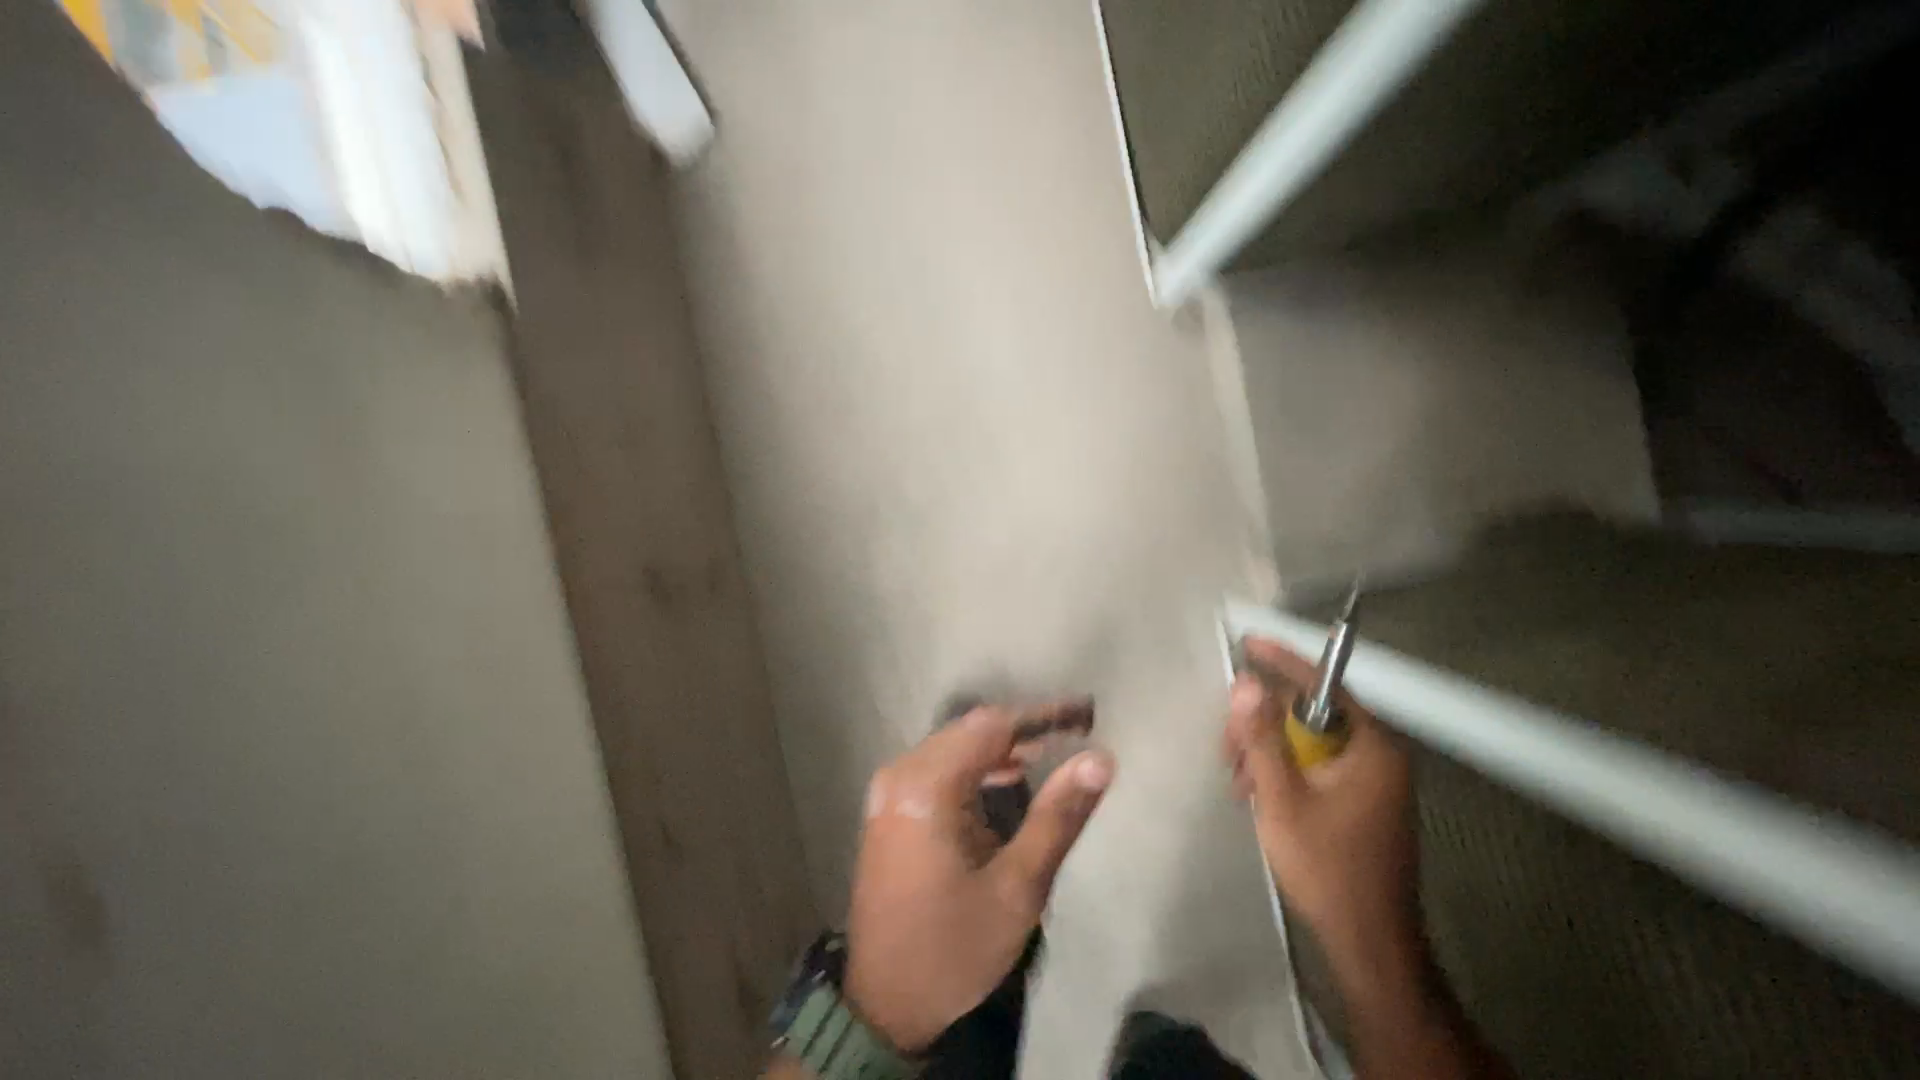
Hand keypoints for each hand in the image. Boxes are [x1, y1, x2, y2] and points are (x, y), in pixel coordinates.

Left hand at [844, 703, 1114, 1053]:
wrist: (885, 1003)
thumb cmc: (955, 947)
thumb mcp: (1018, 888)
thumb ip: (1058, 816)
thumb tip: (1099, 759)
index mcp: (926, 787)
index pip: (992, 726)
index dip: (1042, 715)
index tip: (1087, 714)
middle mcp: (900, 776)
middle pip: (970, 730)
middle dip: (1024, 728)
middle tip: (1076, 730)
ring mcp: (888, 793)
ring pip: (953, 747)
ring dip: (1000, 748)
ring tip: (1050, 752)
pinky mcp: (889, 811)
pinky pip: (937, 769)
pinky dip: (975, 768)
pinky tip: (1008, 780)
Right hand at [1223, 638, 1418, 965]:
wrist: (1368, 941)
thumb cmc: (1327, 868)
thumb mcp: (1282, 799)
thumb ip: (1262, 739)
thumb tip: (1245, 684)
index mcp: (1372, 748)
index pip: (1325, 686)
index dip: (1284, 661)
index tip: (1248, 641)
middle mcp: (1379, 755)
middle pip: (1312, 715)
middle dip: (1264, 725)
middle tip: (1228, 752)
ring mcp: (1373, 780)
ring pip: (1310, 743)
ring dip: (1269, 753)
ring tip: (1240, 784)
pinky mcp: (1362, 801)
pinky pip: (1318, 767)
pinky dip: (1286, 773)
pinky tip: (1258, 796)